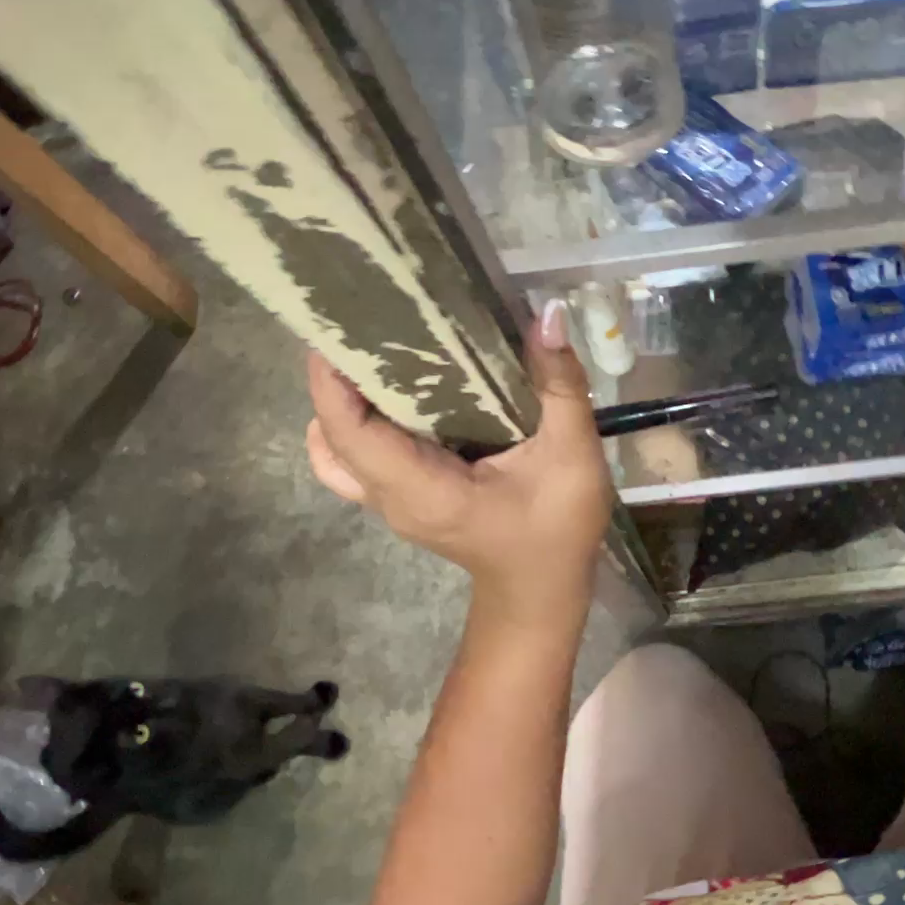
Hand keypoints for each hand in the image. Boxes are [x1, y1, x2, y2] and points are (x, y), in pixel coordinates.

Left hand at [305, 299, 611, 604]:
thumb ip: (560, 386)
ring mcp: (389, 504)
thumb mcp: (573, 456)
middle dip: (336, 376)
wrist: (543, 590)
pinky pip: (354, 459)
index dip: (331, 380)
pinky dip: (356, 424)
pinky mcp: (400, 501)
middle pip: (333, 434)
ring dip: (341, 402)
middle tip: (365, 321)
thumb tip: (548, 314)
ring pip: (335, 450)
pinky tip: (391, 395)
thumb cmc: (557, 529)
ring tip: (373, 355)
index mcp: (422, 489)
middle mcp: (391, 498)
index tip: (338, 325)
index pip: (349, 432)